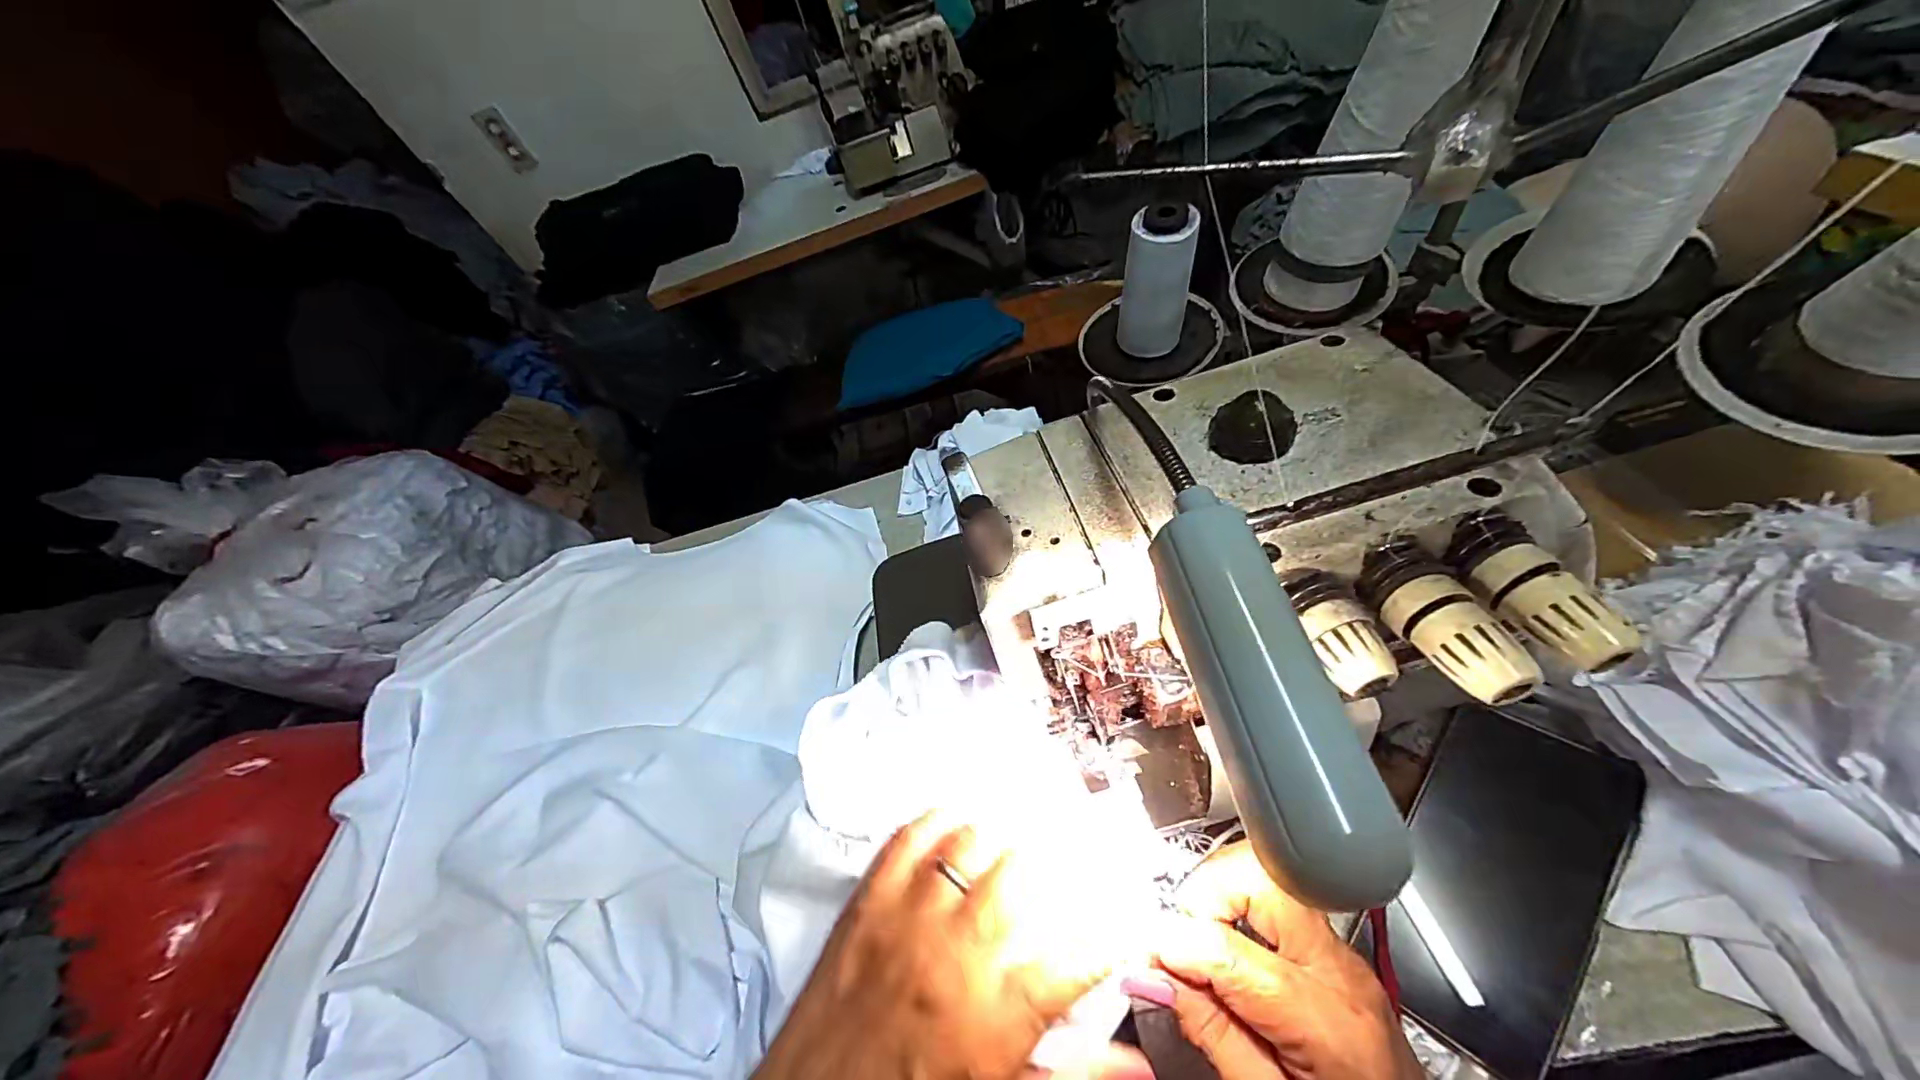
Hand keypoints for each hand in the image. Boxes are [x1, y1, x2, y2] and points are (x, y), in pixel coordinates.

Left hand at [753, 813, 1129, 1079]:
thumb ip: (1073, 1073)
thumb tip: (1140, 1066)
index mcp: (996, 1014)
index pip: (1079, 957)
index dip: (1111, 935)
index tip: (1123, 923)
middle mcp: (958, 953)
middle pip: (1024, 874)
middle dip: (1048, 867)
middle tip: (1051, 873)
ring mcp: (909, 917)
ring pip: (970, 844)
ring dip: (995, 840)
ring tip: (1005, 849)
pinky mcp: (869, 898)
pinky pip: (909, 837)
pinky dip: (936, 821)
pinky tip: (952, 823)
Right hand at [1146, 841, 1420, 1079]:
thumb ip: (1213, 1036)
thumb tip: (1154, 977)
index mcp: (1329, 1022)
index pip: (1229, 949)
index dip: (1172, 945)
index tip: (1142, 958)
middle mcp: (1340, 970)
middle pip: (1258, 873)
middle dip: (1201, 890)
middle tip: (1175, 937)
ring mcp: (1341, 954)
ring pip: (1264, 873)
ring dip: (1216, 894)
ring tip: (1196, 942)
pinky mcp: (1333, 950)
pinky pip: (1273, 899)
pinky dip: (1232, 908)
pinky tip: (1220, 949)